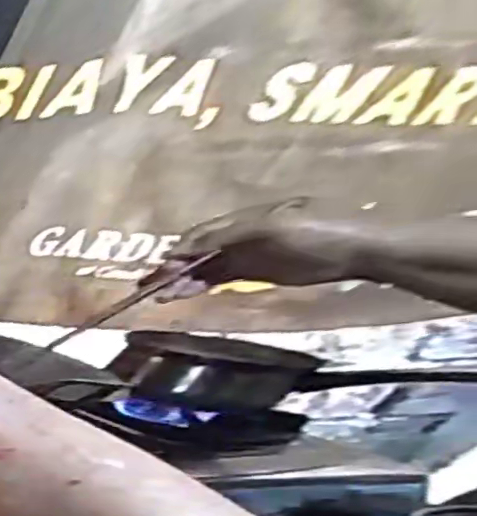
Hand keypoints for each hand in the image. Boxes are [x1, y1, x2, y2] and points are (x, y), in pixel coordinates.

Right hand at [143, 199, 365, 299]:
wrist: (367, 252)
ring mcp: (248, 254)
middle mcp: (243, 234)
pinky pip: (216, 278)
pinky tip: (182, 295)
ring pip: (202, 267)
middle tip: (148, 288)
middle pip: (196, 251)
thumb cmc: (321, 232)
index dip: (177, 250)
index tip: (158, 269)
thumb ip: (223, 236)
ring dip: (180, 281)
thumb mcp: (270, 227)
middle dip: (171, 268)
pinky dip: (196, 287)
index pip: (199, 233)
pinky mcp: (255, 272)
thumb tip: (177, 249)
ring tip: (161, 297)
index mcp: (246, 218)